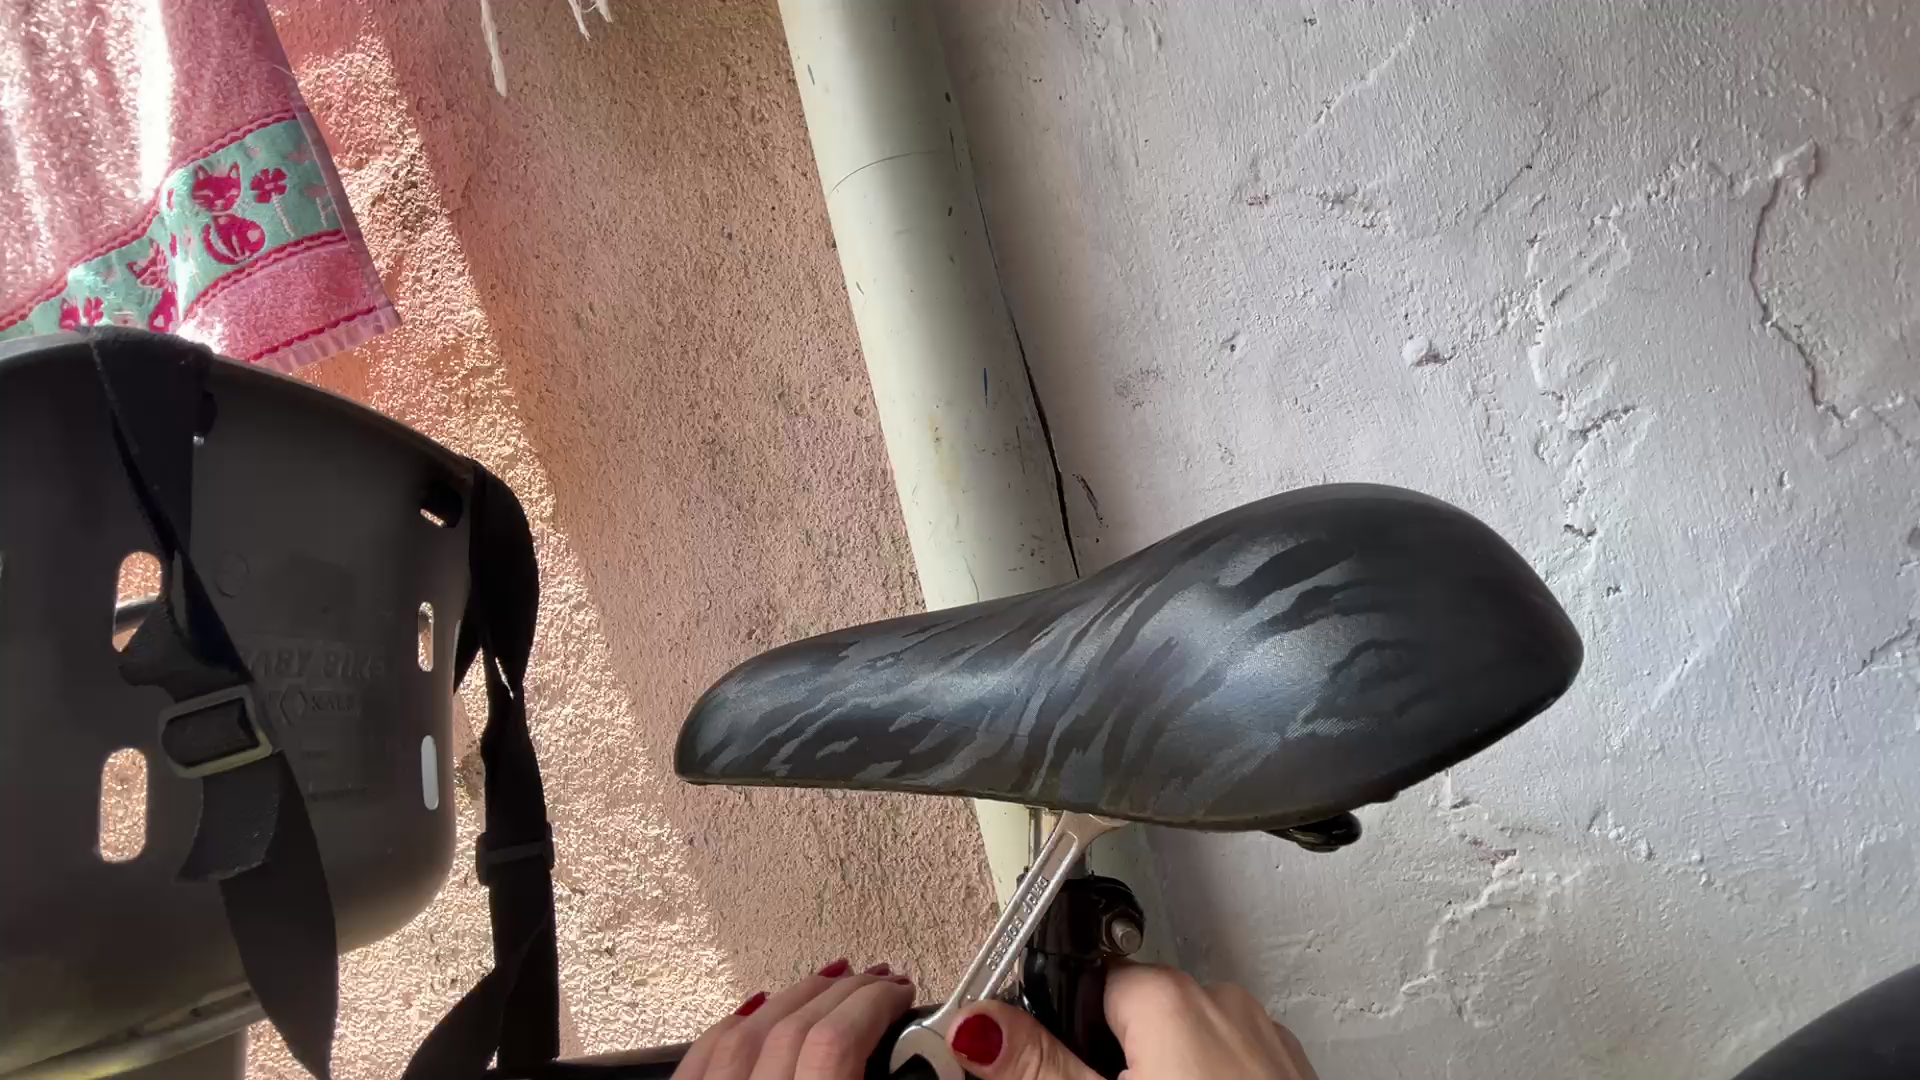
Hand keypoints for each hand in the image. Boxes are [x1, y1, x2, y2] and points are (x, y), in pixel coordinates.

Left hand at [673, 959, 915, 1079]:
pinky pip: (699, 1060)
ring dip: (797, 996)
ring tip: (834, 979)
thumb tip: (962, 1036)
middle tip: (881, 983)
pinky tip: (759, 1004)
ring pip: (745, 1032)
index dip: (876, 1006)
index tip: (903, 993)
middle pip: (792, 1030)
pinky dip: (733, 1023)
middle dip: (846, 992)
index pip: (835, 1045)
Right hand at [945, 963, 1319, 1079]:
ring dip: (1165, 1076)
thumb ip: (1039, 1065)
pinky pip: (1228, 1065)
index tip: (1065, 1071)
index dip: (1069, 1035)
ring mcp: (1264, 1039)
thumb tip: (977, 1025)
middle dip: (1115, 1061)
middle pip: (1135, 1014)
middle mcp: (1221, 1000)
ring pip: (1184, 1043)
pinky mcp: (1291, 1074)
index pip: (1088, 984)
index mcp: (1168, 997)